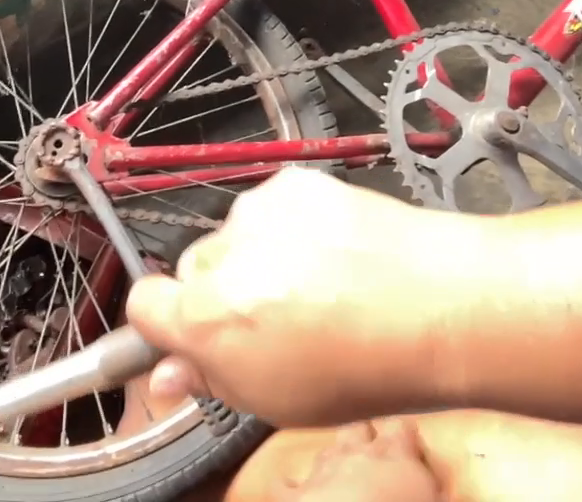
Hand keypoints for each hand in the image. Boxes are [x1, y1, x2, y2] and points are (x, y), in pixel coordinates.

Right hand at [124, 167, 483, 426]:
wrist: (439, 302)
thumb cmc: (366, 365)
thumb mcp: (278, 399)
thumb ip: (211, 379)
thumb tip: (168, 373)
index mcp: (207, 316)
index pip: (142, 304)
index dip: (163, 321)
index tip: (187, 332)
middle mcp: (221, 254)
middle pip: (193, 268)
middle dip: (220, 290)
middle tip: (274, 315)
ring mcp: (257, 211)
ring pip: (236, 236)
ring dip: (260, 255)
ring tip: (320, 283)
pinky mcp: (292, 182)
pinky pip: (272, 207)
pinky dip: (292, 226)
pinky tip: (333, 251)